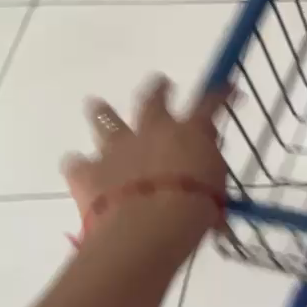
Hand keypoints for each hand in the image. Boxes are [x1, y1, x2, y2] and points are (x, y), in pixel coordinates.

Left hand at [60, 75, 229, 256]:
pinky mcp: (89, 172)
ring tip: (96, 104)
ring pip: (107, 122)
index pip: (209, 103)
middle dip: (158, 90)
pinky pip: (78, 164)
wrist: (147, 226)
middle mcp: (152, 132)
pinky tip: (78, 164)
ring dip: (102, 112)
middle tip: (160, 80)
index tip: (228, 87)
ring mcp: (117, 149)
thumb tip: (205, 163)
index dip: (220, 93)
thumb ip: (209, 168)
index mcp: (190, 133)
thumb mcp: (216, 186)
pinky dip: (80, 163)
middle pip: (153, 101)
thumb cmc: (195, 207)